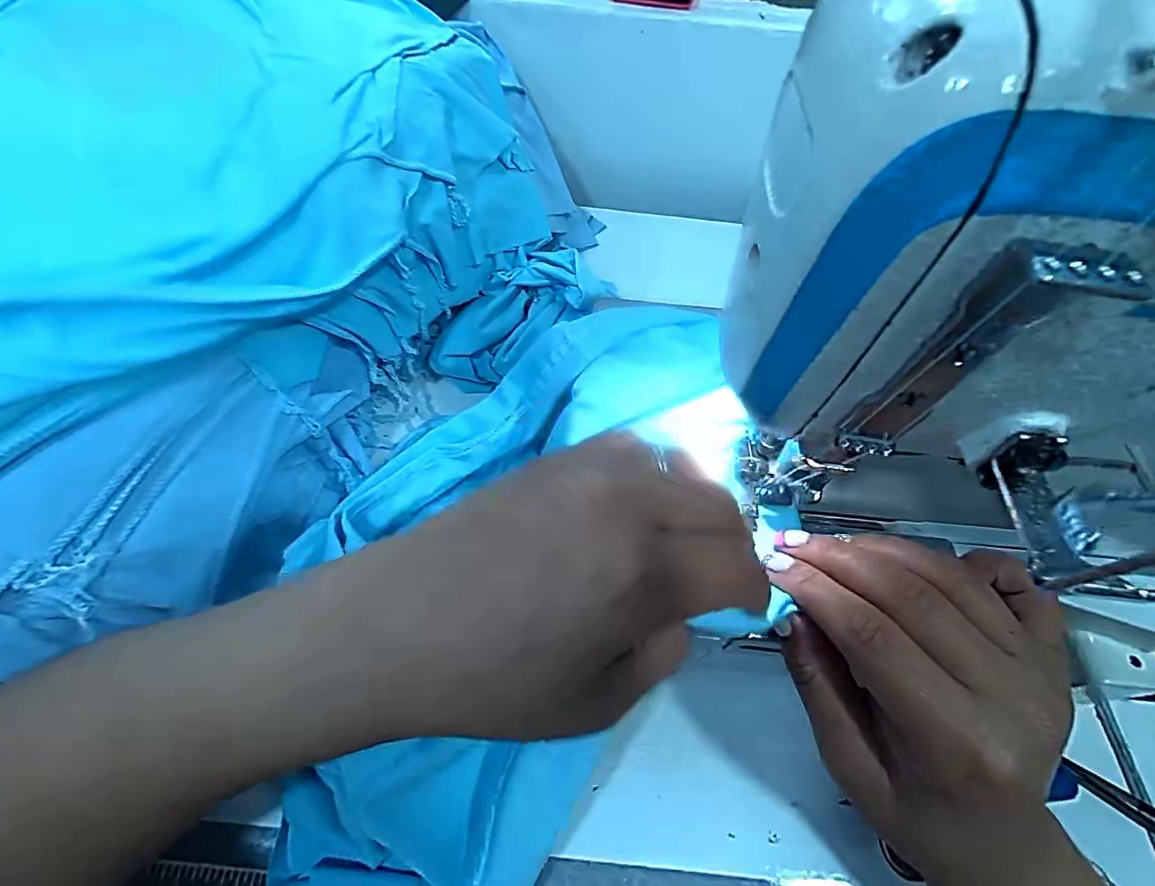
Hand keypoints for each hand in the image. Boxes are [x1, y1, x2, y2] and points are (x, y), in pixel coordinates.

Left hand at [329, 431, 768, 742]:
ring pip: (686, 470)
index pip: (736, 566)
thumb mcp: (593, 704)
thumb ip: (661, 657)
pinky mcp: (564, 454)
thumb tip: (683, 613)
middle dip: (735, 547)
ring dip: (698, 507)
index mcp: (641, 575)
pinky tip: (631, 502)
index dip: (754, 589)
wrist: (400, 620)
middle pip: (722, 509)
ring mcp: (595, 469)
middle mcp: (629, 506)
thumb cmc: (492, 679)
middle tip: (716, 576)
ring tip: (677, 537)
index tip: (744, 606)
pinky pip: (638, 449)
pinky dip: (655, 476)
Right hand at [765, 535, 1085, 885]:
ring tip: (836, 544)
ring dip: (883, 548)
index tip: (778, 566)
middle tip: (797, 545)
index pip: (875, 638)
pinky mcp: (1048, 646)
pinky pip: (1003, 575)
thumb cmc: (920, 814)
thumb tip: (792, 611)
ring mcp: (1035, 664)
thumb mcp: (852, 768)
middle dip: (842, 559)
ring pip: (948, 576)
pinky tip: (912, 554)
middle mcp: (1008, 696)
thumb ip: (820, 685)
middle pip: (911, 597)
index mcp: (958, 743)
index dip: (819, 591)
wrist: (1002, 839)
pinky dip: (952, 554)